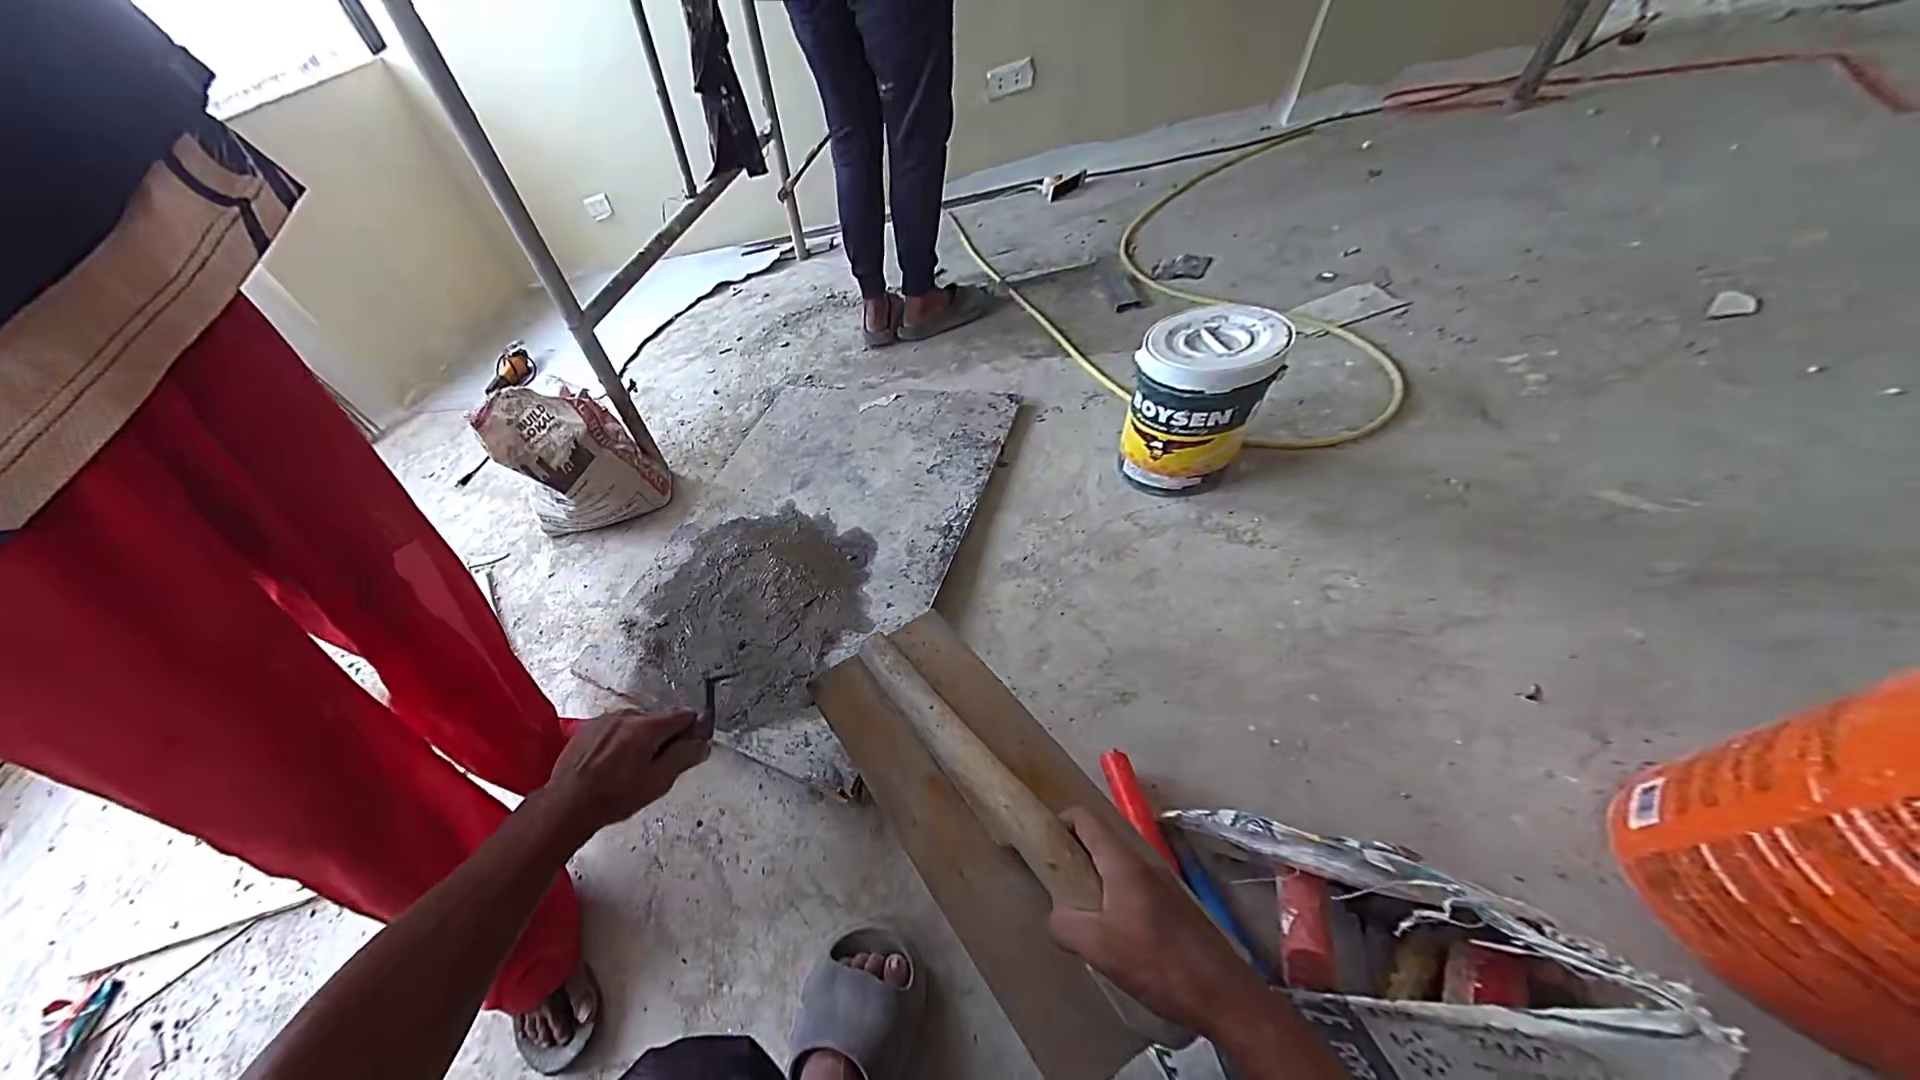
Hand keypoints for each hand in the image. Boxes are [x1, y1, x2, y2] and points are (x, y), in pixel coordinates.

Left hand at [542, 709, 707, 837]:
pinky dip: (618, 741)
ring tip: (629, 768)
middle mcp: (627, 716)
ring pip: (636, 724)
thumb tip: (701, 744)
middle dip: (662, 738)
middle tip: (654, 766)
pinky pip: (614, 729)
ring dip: (639, 739)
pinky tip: (611, 764)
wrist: (567, 805)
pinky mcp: (588, 729)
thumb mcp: (659, 781)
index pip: (684, 716)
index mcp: (648, 727)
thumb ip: (684, 757)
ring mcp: (605, 721)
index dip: (690, 732)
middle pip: (659, 721)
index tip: (686, 747)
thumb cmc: (612, 796)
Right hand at [1048, 807, 1267, 1036]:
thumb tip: (1056, 915)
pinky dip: (1117, 895)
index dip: (1060, 824)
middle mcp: (1145, 861)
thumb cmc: (1158, 964)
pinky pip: (1135, 884)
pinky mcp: (1175, 903)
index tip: (1045, 849)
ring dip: (1097, 878)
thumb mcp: (1098, 947)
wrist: (1223, 995)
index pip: (1085, 818)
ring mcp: (1164, 881)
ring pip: (1118, 864)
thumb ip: (1065, 923)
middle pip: (1101, 840)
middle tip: (1061, 886)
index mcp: (1124, 862)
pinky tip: (1118, 932)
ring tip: (1087, 914)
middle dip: (1075, 855)